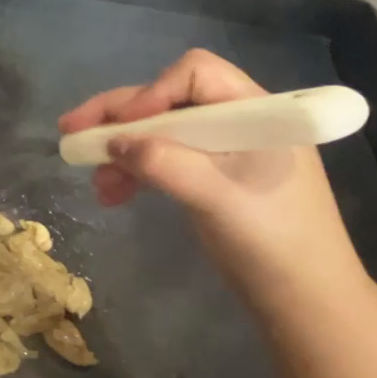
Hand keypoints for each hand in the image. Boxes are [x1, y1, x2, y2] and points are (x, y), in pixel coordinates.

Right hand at [57, 49, 366, 301]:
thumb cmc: (272, 242)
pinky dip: (134, 170)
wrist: (306, 302)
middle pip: (168, 99)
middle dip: (118, 117)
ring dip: (121, 150)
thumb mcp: (215, 197)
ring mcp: (225, 150)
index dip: (152, 93)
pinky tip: (113, 193)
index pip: (195, 75)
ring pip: (159, 130)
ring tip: (95, 181)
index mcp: (257, 114)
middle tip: (70, 133)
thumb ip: (163, 162)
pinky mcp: (211, 175)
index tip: (121, 126)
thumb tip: (112, 142)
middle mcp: (240, 122)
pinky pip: (163, 157)